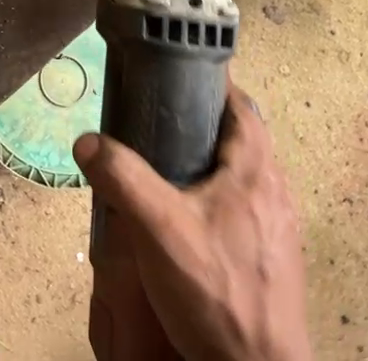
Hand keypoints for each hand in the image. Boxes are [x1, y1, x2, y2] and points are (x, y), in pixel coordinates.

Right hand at [73, 88, 311, 360]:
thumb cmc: (216, 292)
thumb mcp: (159, 229)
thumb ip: (122, 179)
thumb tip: (86, 141)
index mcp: (254, 174)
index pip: (243, 108)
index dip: (215, 85)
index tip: (179, 74)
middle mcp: (276, 194)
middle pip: (246, 140)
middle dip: (208, 123)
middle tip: (164, 118)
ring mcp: (281, 230)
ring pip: (248, 176)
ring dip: (216, 161)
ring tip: (172, 165)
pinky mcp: (276, 259)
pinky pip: (249, 208)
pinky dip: (222, 195)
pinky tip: (193, 217)